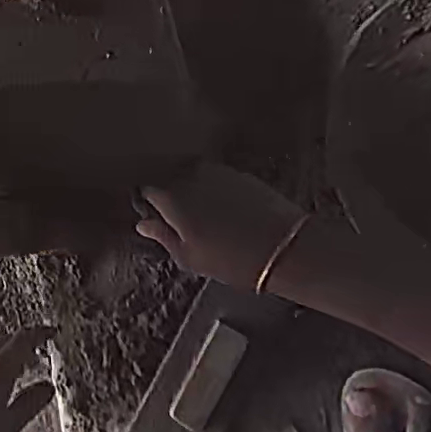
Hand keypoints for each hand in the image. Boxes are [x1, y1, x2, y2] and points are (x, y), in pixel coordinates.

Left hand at [0, 327, 55, 431]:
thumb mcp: (10, 425)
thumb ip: (31, 402)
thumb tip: (47, 387)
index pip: (23, 339)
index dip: (40, 333)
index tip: (51, 332)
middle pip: (5, 342)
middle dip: (24, 342)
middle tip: (38, 349)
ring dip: (6, 355)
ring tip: (18, 369)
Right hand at [136, 162, 304, 287]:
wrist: (286, 248)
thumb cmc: (231, 260)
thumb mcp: (189, 257)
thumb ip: (163, 236)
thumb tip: (144, 224)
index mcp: (172, 198)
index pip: (148, 192)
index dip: (151, 206)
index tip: (157, 219)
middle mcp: (191, 177)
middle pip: (171, 181)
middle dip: (172, 197)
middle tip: (182, 222)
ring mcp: (219, 172)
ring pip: (195, 177)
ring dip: (195, 191)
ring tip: (206, 217)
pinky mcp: (242, 174)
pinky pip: (218, 179)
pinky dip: (216, 191)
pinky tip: (227, 212)